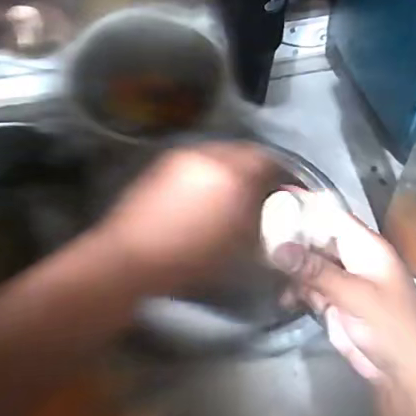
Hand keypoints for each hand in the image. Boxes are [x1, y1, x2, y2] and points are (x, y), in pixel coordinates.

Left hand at [94, 143, 274, 291]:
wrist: (129, 261)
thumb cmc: (188, 258)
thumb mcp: (236, 245)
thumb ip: (260, 219)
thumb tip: (272, 208)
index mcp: (230, 171)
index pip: (267, 159)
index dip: (281, 174)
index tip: (286, 190)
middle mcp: (204, 155)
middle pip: (240, 153)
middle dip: (254, 170)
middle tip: (261, 192)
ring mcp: (177, 159)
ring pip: (214, 157)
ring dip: (228, 171)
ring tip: (232, 197)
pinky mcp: (157, 169)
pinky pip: (192, 166)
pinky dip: (204, 177)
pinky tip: (202, 200)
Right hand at [270, 201, 415, 396]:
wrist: (405, 373)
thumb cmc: (391, 327)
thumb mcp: (354, 295)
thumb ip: (316, 270)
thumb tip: (278, 247)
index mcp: (368, 248)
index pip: (333, 215)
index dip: (307, 204)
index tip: (276, 195)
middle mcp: (354, 259)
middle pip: (318, 238)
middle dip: (291, 236)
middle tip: (257, 233)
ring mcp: (344, 282)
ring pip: (310, 264)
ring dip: (290, 266)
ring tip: (262, 266)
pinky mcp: (335, 304)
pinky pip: (309, 288)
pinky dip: (295, 290)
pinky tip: (283, 297)